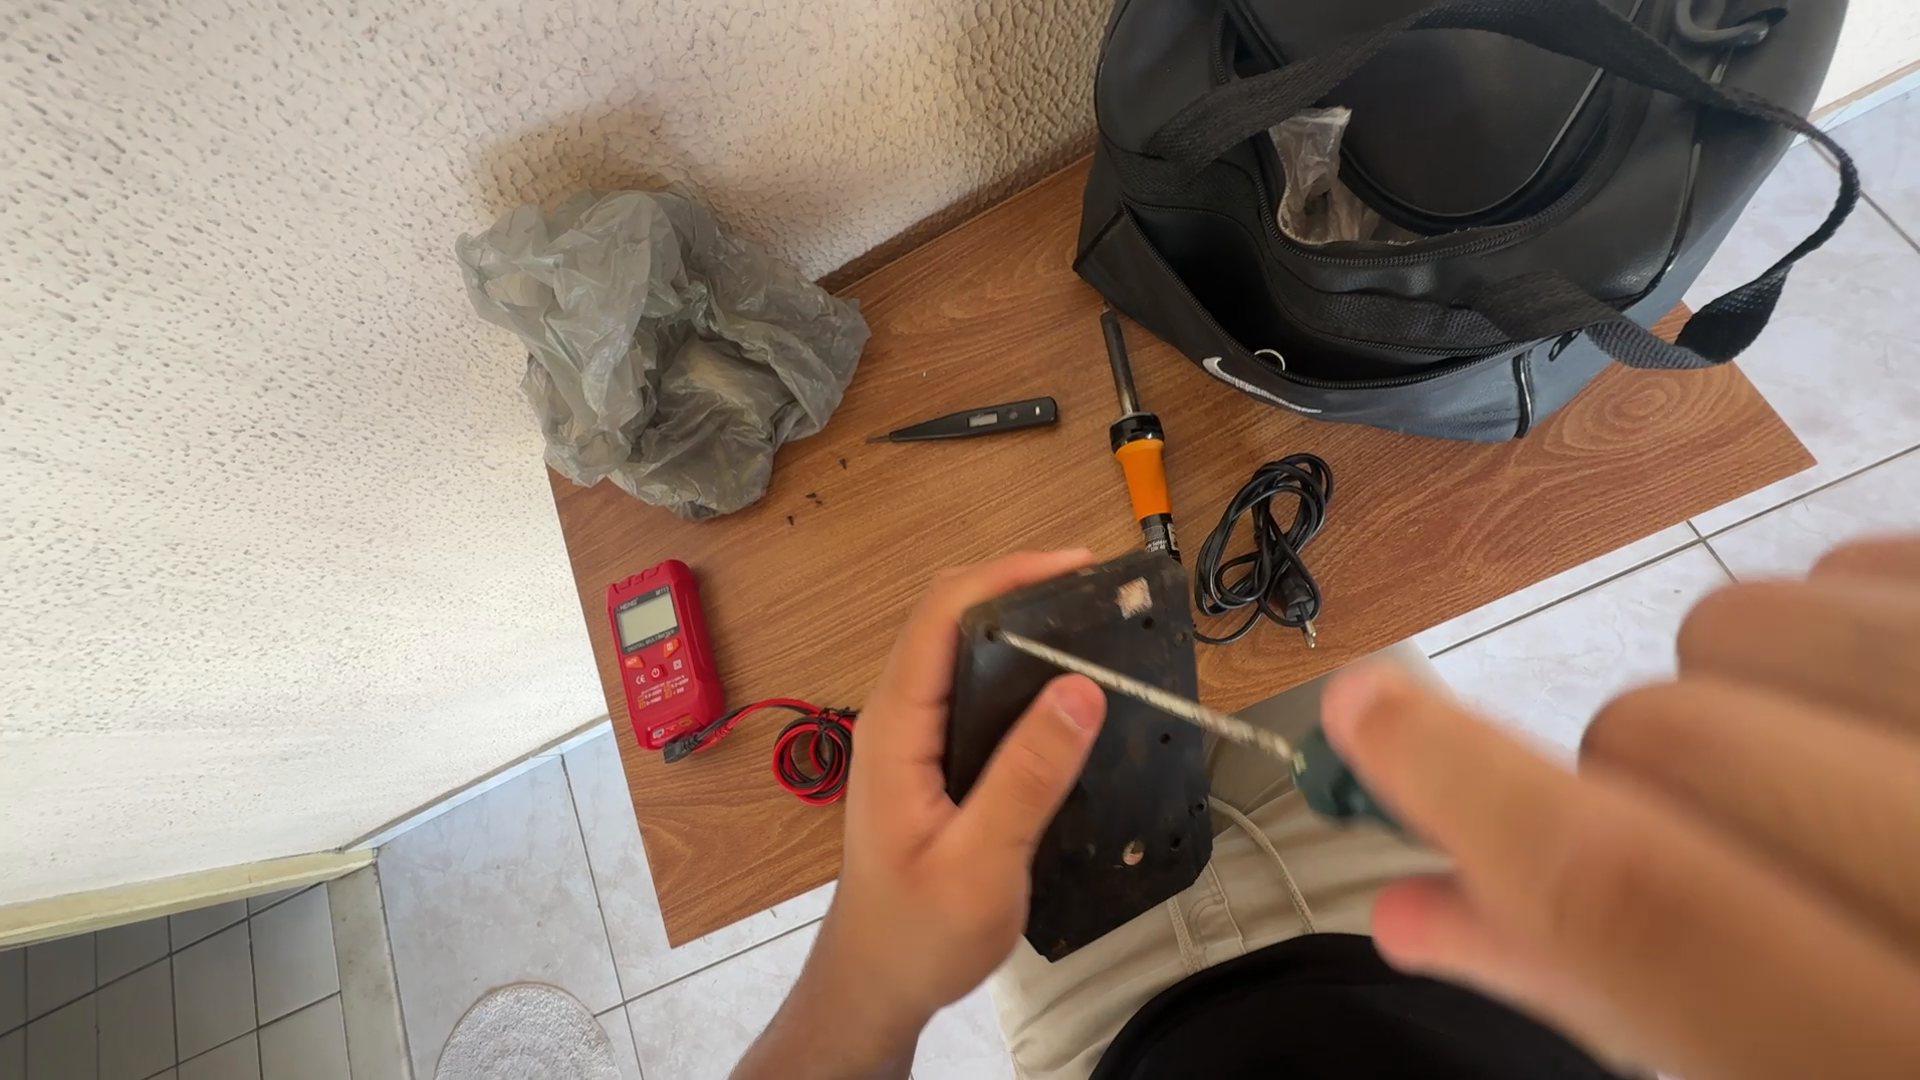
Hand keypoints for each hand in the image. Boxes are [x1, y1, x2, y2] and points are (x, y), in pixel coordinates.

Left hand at [733, 551, 1107, 1078]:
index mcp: (896, 724)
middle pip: (948, 616)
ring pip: (960, 645)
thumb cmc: (918, 933)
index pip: (940, 615)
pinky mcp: (930, 750)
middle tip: (1090, 589)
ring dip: (1016, 619)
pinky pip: (970, 682)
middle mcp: (898, 712)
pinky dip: (1015, 661)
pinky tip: (1056, 677)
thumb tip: (1081, 689)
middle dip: (1015, 586)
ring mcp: (911, 729)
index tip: (1074, 567)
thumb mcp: (980, 864)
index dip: (1005, 576)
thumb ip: (1027, 778)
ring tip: (1083, 619)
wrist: (876, 979)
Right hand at [1322, 536, 1919, 1079]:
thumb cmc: (1901, 1047)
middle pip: (1669, 734)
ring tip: (1831, 766)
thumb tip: (1407, 909)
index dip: (1464, 785)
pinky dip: (1855, 614)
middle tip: (1708, 837)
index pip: (1637, 896)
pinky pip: (1882, 559)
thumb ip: (1587, 993)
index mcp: (1902, 1059)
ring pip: (1757, 620)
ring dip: (1739, 692)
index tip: (1363, 705)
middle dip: (1631, 775)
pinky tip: (1908, 699)